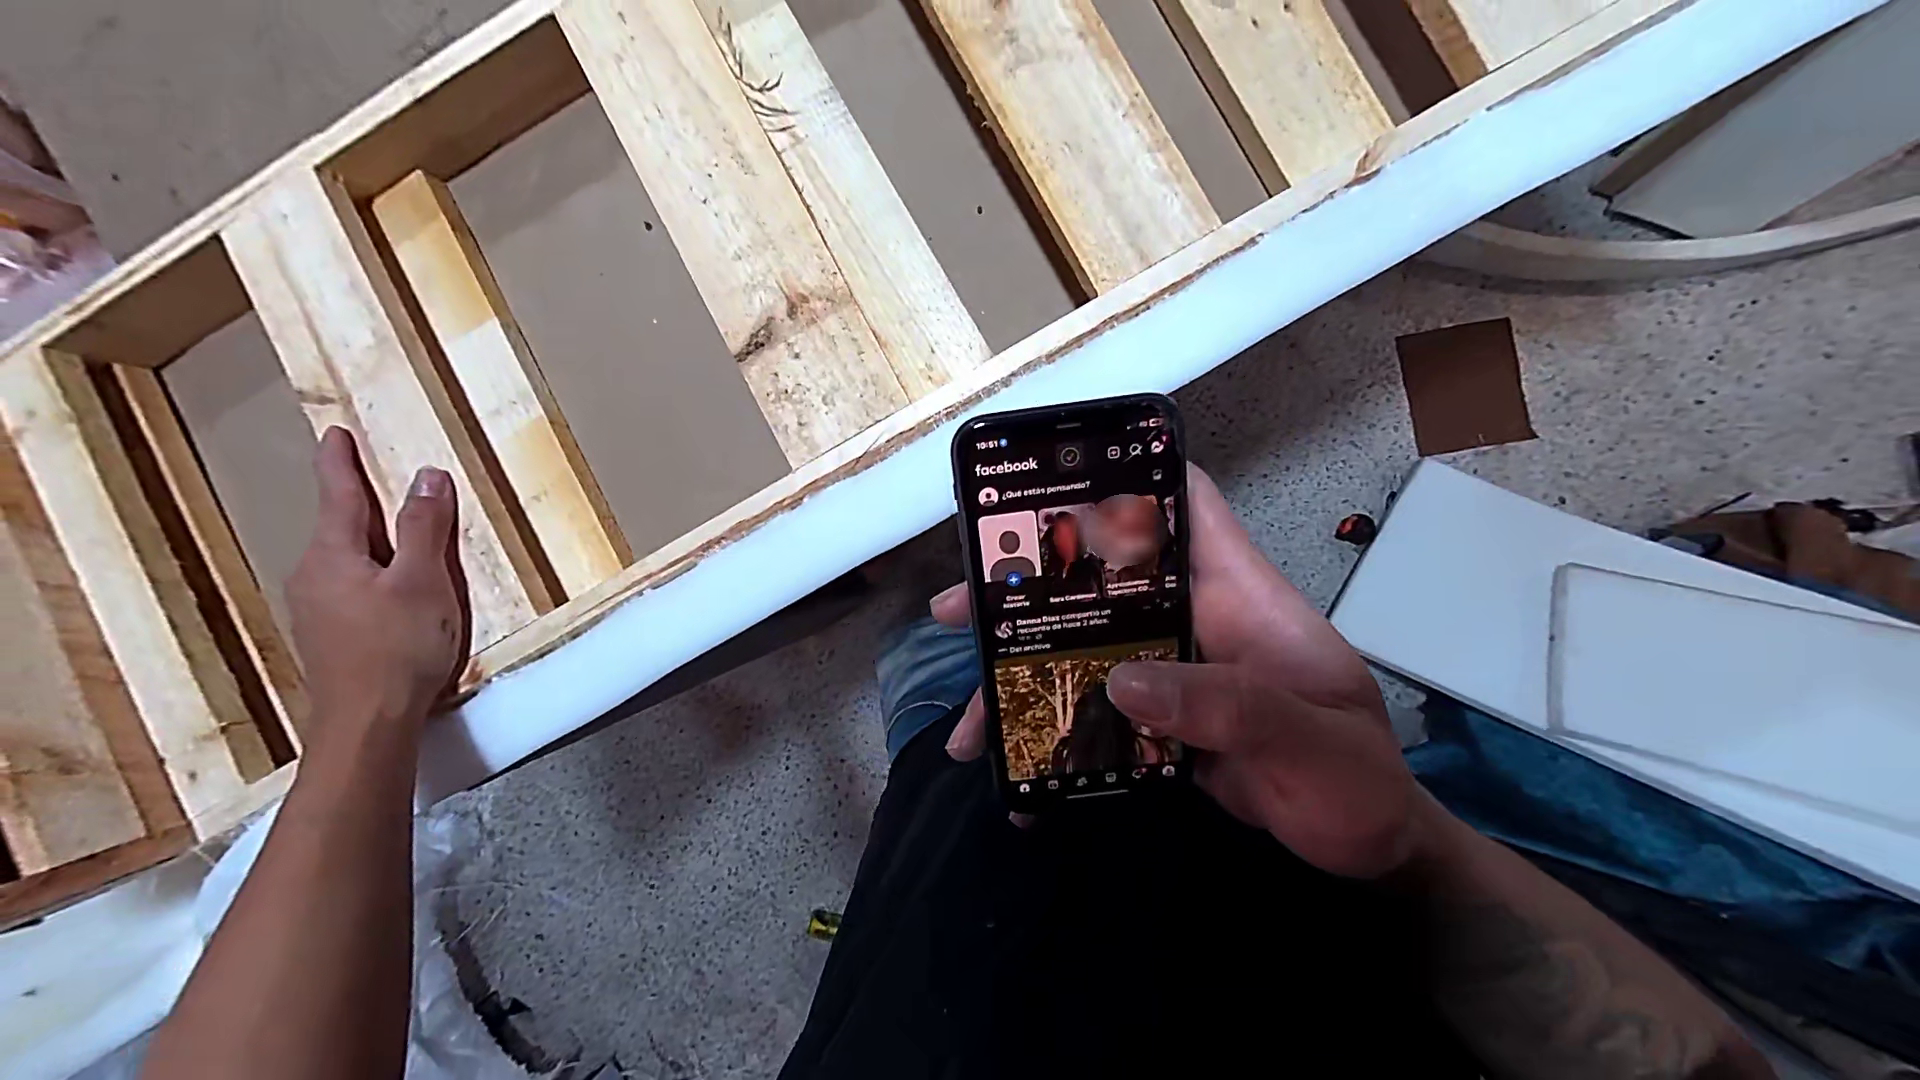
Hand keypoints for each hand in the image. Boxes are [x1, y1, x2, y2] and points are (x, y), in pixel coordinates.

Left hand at [286, 427, 470, 731]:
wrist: (368, 719)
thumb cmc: (399, 644)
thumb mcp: (424, 581)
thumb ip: (425, 528)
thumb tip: (428, 476)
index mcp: (334, 555)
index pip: (338, 496)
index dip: (338, 463)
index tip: (332, 433)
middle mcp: (315, 575)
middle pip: (340, 527)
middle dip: (358, 501)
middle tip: (377, 478)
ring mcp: (319, 607)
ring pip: (346, 557)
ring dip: (371, 538)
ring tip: (397, 530)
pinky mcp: (333, 633)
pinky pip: (353, 583)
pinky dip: (375, 568)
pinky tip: (396, 583)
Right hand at [935, 464, 1429, 877]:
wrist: (1368, 847)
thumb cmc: (1358, 783)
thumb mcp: (1311, 746)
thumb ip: (1231, 709)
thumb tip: (1123, 682)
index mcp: (1237, 595)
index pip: (1187, 504)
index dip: (1129, 475)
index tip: (1051, 483)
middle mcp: (1193, 616)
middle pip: (1102, 577)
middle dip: (1026, 587)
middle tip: (958, 610)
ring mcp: (1170, 666)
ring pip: (1081, 645)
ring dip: (1022, 669)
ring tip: (968, 717)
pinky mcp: (1155, 713)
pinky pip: (1089, 703)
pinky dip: (1050, 728)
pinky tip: (1016, 766)